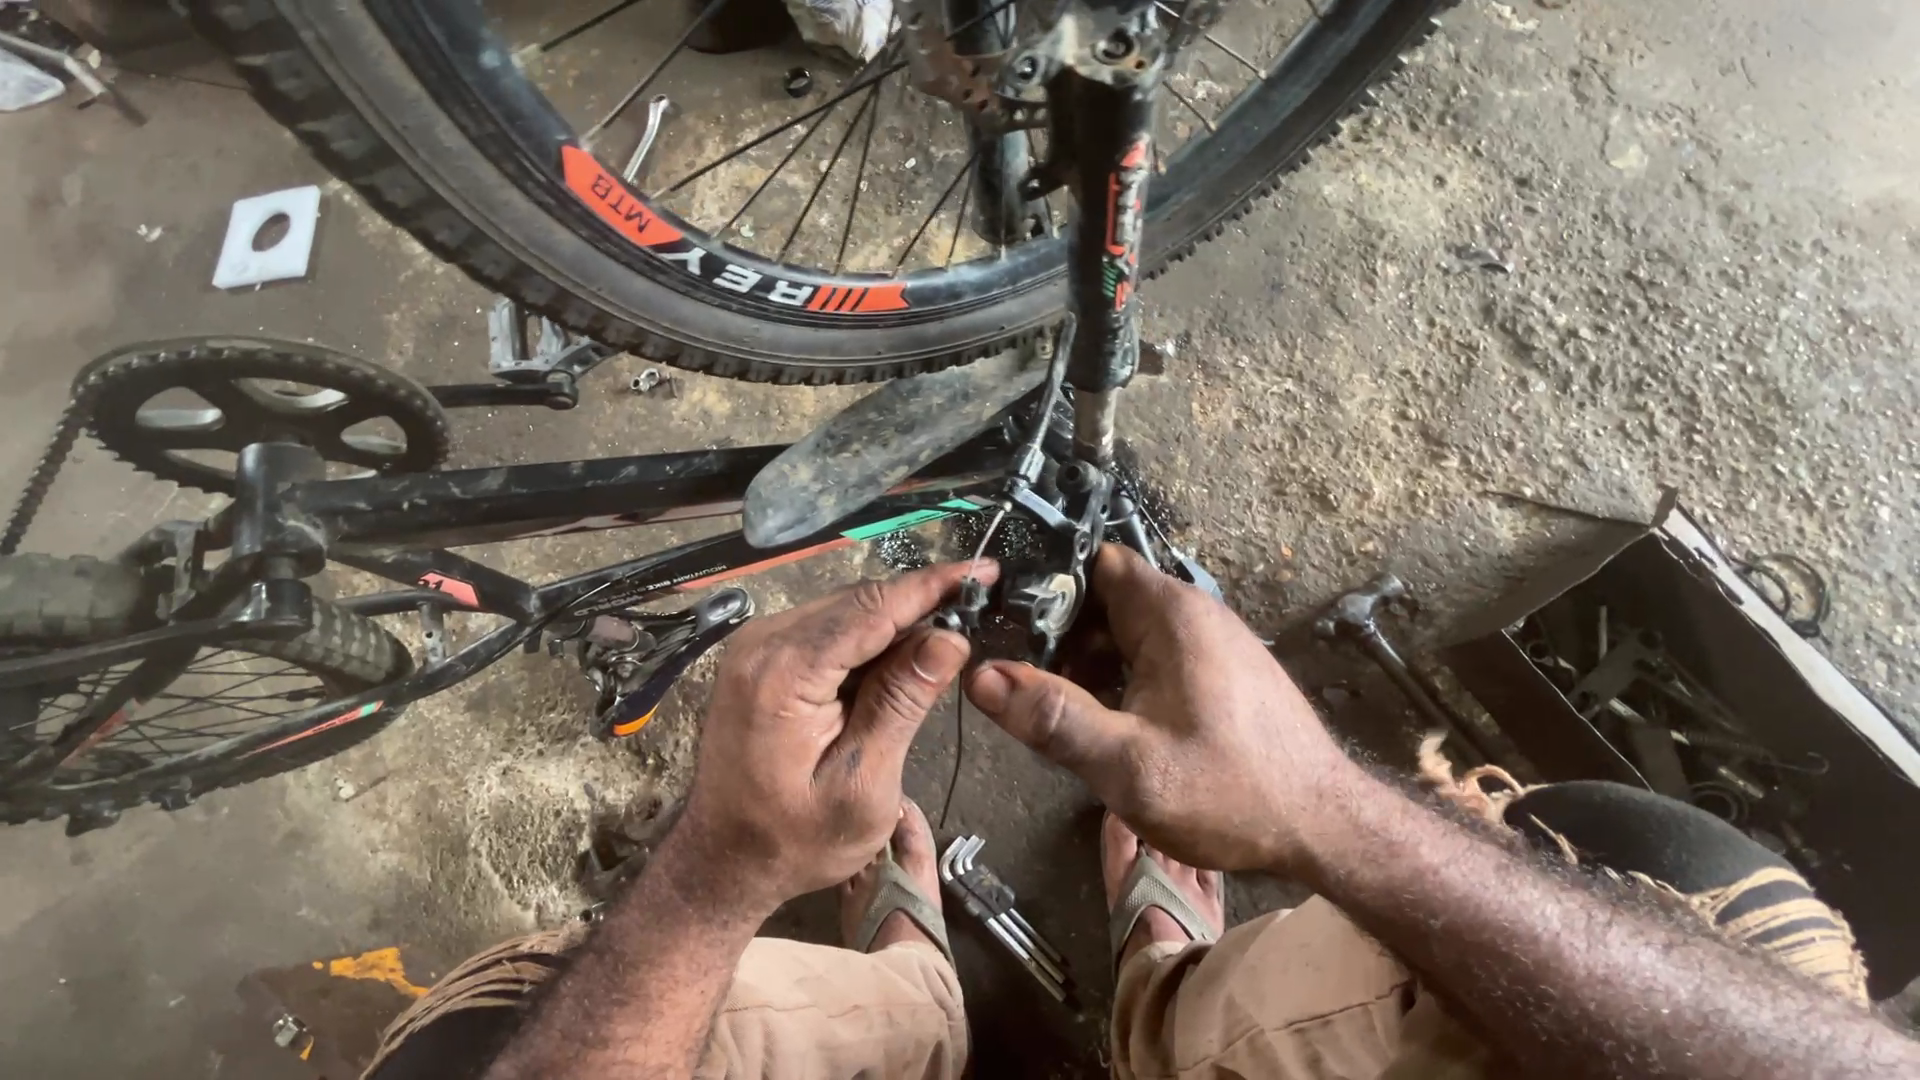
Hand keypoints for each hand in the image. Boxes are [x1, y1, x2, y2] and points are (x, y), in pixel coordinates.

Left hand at [674, 560, 998, 910]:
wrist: (723, 861)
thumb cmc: (795, 839)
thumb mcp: (864, 783)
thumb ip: (902, 703)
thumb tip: (950, 637)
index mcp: (784, 673)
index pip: (873, 608)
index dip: (933, 586)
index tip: (984, 569)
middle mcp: (763, 642)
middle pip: (860, 602)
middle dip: (920, 604)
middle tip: (976, 609)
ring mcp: (757, 644)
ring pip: (847, 611)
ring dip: (897, 622)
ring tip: (946, 639)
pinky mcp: (760, 654)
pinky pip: (828, 628)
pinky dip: (869, 638)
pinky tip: (898, 659)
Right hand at [964, 545, 1357, 873]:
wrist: (1326, 828)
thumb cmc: (1231, 792)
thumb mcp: (1129, 765)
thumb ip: (1053, 719)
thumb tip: (981, 676)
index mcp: (1170, 614)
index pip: (1094, 562)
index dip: (1045, 583)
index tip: (1004, 619)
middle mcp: (1191, 614)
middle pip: (1104, 597)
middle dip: (1059, 632)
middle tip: (1020, 675)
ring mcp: (1208, 641)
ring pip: (1125, 629)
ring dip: (1086, 659)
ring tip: (1054, 705)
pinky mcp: (1216, 670)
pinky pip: (1150, 653)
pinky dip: (1118, 675)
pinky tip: (1104, 719)